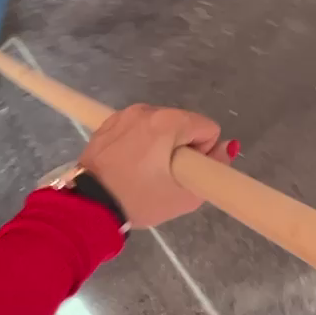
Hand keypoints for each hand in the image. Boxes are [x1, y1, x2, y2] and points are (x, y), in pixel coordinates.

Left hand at [77, 103, 234, 229]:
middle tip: (163, 174)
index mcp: (167, 121)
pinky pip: (135, 130)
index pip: (207, 127)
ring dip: (159, 145)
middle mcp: (144, 110)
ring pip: (158, 126)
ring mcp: (122, 115)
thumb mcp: (186, 194)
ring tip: (144, 171)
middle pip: (182, 124)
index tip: (183, 171)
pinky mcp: (106, 125)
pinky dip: (138, 143)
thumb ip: (214, 168)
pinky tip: (128, 164)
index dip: (202, 152)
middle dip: (180, 147)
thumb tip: (226, 147)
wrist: (89, 205)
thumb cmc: (138, 199)